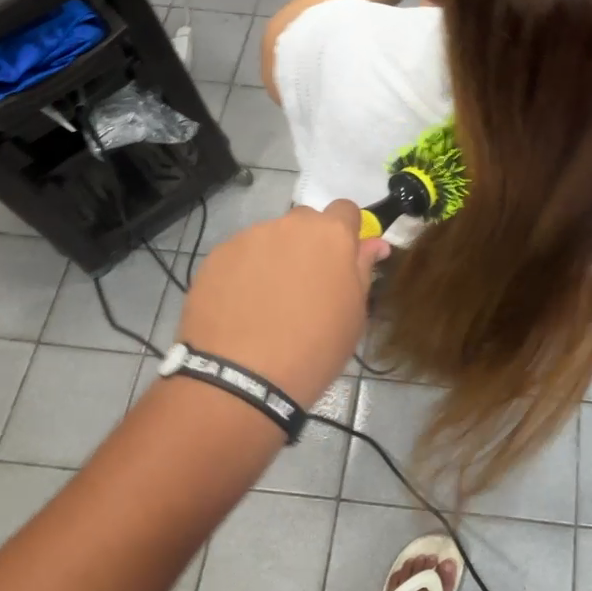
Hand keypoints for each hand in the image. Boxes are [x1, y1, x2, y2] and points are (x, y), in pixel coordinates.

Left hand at [175, 201, 389, 406]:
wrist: (242, 379)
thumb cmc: (314, 348)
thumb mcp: (354, 315)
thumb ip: (363, 270)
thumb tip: (374, 244)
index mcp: (332, 235)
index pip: (345, 211)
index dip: (346, 233)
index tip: (341, 261)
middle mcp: (290, 224)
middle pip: (305, 222)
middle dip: (309, 245)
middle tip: (305, 286)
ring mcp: (250, 237)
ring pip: (270, 239)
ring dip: (274, 258)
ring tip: (267, 303)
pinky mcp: (217, 256)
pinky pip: (239, 256)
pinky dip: (244, 273)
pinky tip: (240, 308)